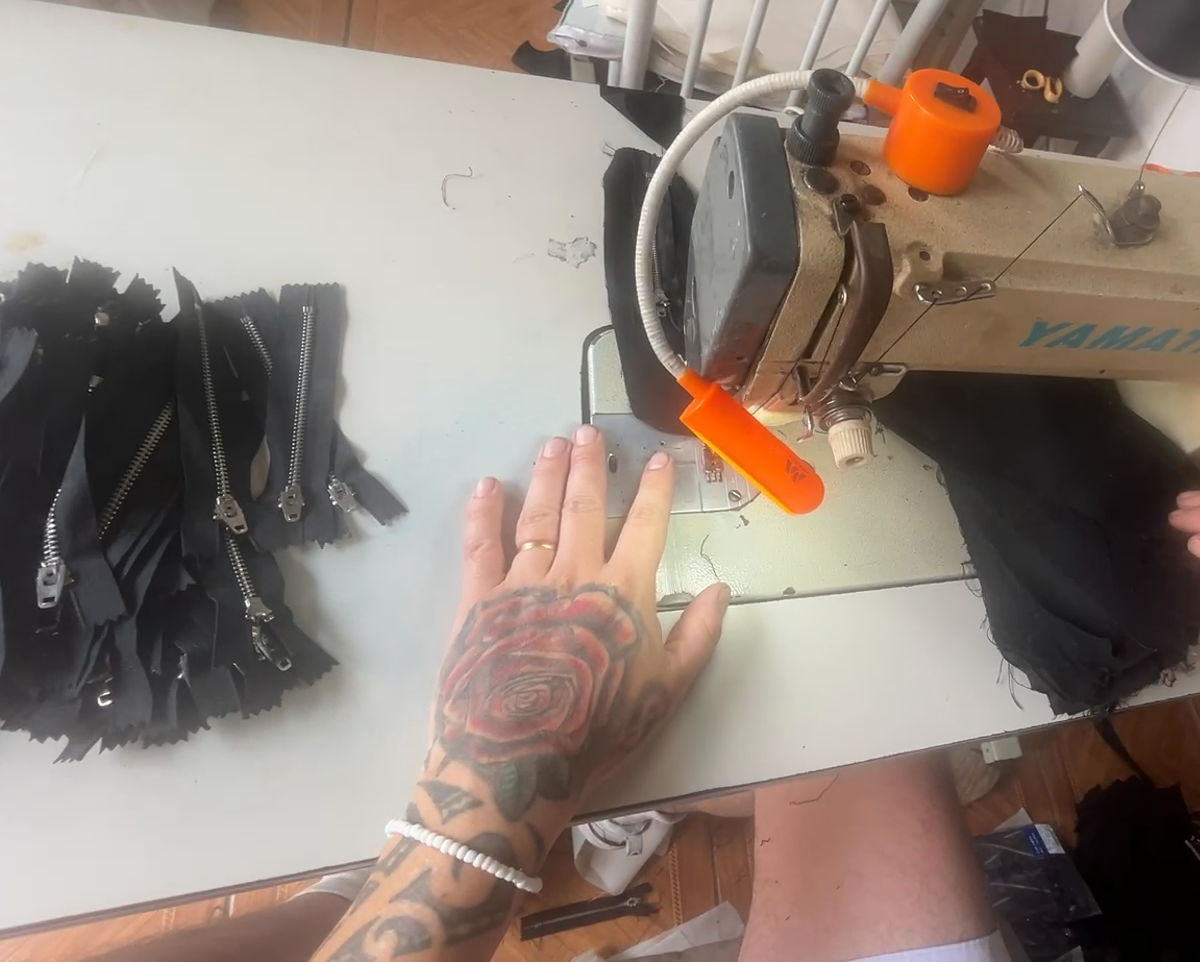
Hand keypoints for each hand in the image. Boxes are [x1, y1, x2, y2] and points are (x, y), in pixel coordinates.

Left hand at [421, 425, 730, 844]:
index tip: (659, 457)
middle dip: (591, 465)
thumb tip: (722, 589)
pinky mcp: (477, 601)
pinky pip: (480, 546)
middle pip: (586, 505)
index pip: (647, 522)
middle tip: (589, 431)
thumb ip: (700, 634)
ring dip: (547, 476)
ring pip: (538, 515)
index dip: (657, 487)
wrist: (513, 768)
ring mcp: (523, 582)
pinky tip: (488, 486)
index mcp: (624, 589)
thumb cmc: (600, 729)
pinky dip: (484, 513)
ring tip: (552, 443)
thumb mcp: (668, 687)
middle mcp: (575, 571)